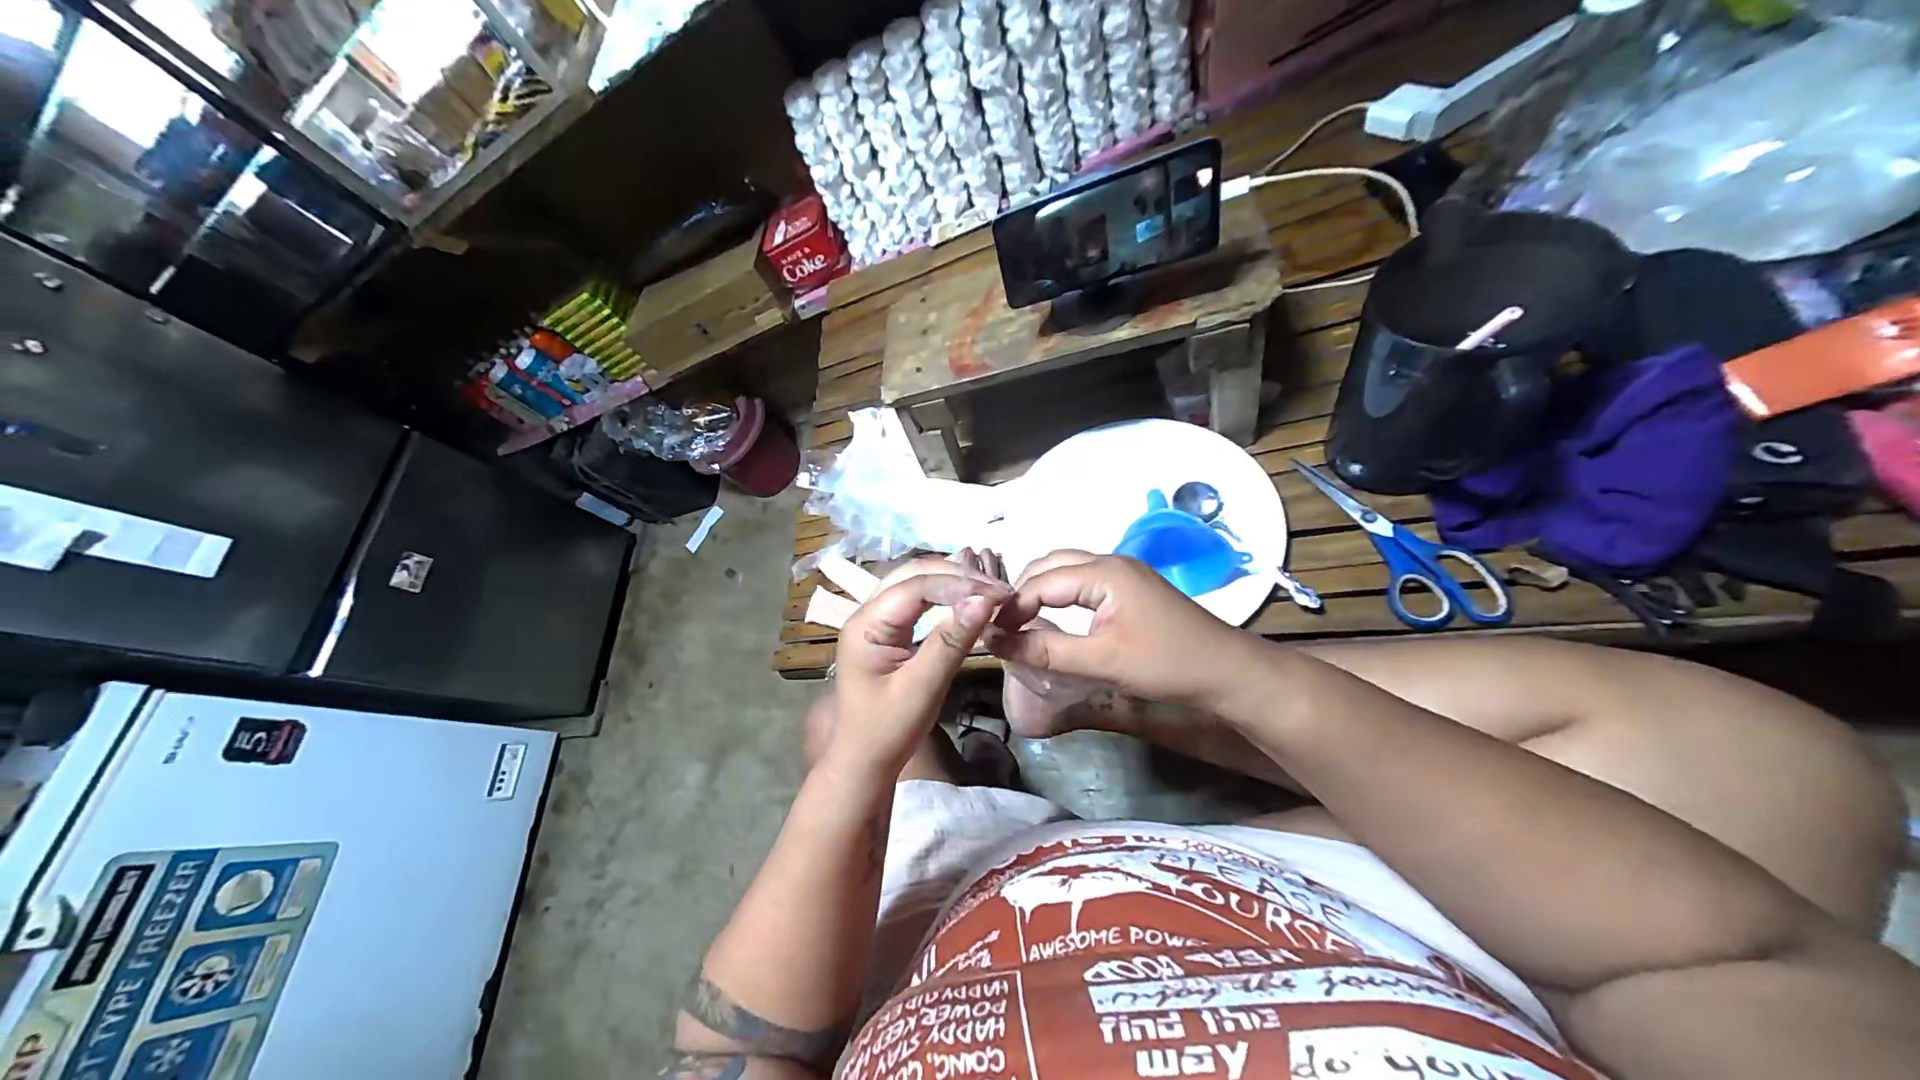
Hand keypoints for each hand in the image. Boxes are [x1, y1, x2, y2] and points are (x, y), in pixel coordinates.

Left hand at [826, 564, 1008, 783]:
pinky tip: (969, 601)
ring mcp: (876, 619)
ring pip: (917, 582)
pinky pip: (918, 600)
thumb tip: (984, 601)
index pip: (916, 586)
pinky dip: (946, 596)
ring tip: (991, 592)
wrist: (865, 761)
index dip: (960, 584)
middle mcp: (867, 613)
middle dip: (959, 576)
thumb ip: (951, 642)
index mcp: (866, 624)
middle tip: (1000, 590)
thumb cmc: (890, 730)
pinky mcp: (889, 630)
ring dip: (954, 582)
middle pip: (915, 575)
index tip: (1000, 595)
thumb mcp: (923, 688)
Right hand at [986, 553, 1260, 708]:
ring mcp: (1124, 573)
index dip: (1011, 607)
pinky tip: (1053, 619)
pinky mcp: (1131, 589)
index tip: (989, 633)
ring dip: (1040, 591)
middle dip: (1021, 592)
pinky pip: (1083, 582)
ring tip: (1020, 622)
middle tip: (1002, 625)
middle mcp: (1111, 562)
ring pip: (1067, 570)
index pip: (1041, 581)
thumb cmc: (1168, 665)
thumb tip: (994, 643)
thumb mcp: (1103, 661)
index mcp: (1104, 572)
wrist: (1229, 673)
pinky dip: (1060, 595)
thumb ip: (1047, 651)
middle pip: (1051, 565)